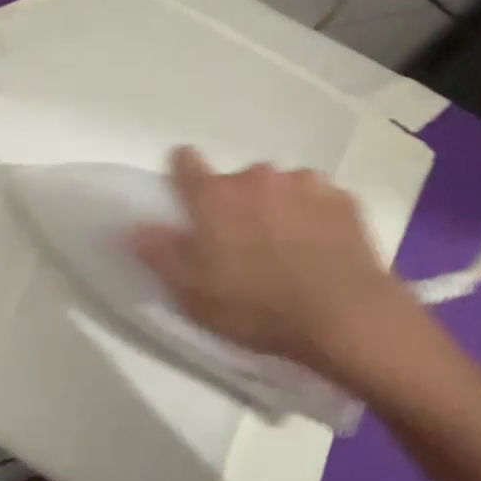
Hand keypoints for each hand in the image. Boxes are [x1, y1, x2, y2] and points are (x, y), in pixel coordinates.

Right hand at [132, 146, 411, 371]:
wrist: (344, 316)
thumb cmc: (258, 308)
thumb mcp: (195, 294)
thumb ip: (162, 255)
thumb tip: (136, 227)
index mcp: (215, 197)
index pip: (187, 164)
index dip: (183, 174)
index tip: (187, 194)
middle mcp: (257, 177)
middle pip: (238, 180)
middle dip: (238, 203)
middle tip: (245, 243)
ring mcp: (305, 184)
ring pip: (282, 188)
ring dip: (279, 207)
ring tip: (288, 247)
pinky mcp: (343, 200)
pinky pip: (319, 201)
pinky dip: (315, 217)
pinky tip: (321, 248)